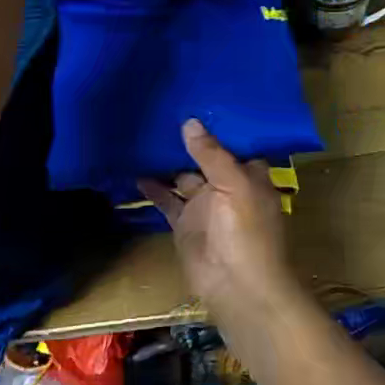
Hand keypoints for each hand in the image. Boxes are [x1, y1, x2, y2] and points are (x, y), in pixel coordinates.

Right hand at [141, 120, 304, 328]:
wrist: (236, 286)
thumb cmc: (247, 231)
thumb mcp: (234, 185)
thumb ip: (212, 154)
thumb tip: (190, 122)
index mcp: (249, 175)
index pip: (235, 142)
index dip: (219, 124)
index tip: (198, 97)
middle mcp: (227, 186)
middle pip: (206, 157)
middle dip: (189, 139)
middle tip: (162, 108)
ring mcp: (204, 205)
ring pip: (183, 176)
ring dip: (167, 161)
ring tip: (143, 134)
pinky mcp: (184, 223)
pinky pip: (166, 200)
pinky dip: (152, 188)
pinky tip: (134, 170)